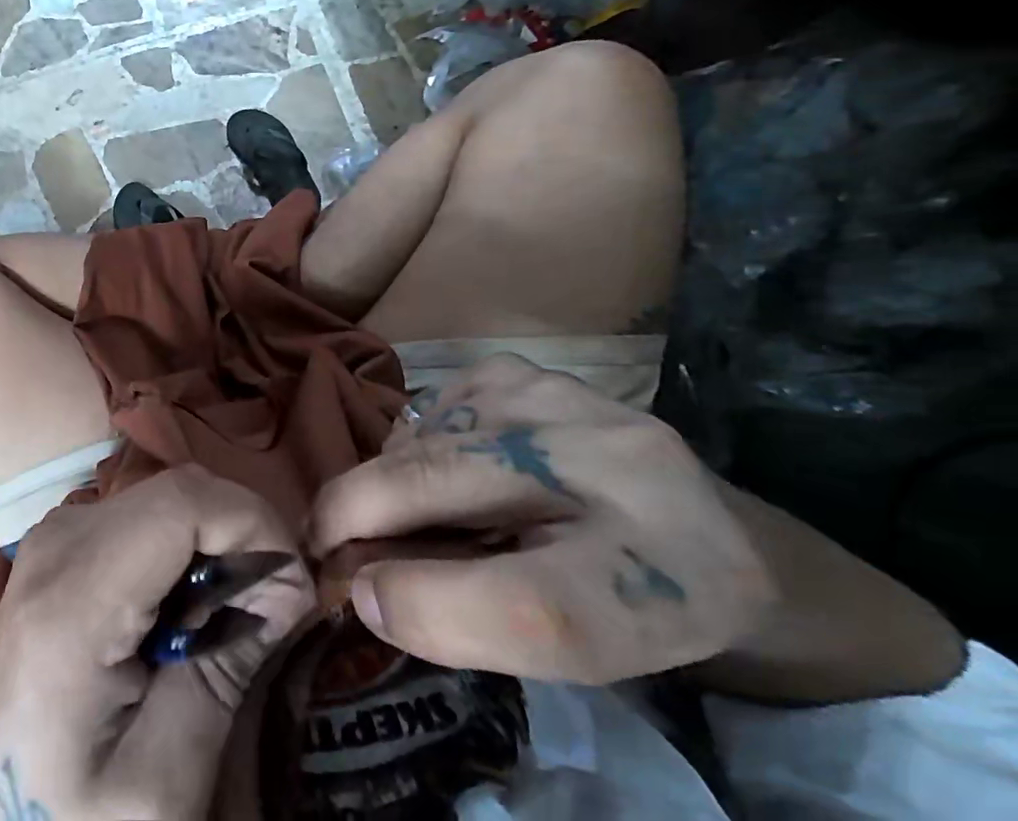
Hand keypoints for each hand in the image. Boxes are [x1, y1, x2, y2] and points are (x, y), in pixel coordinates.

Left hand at [0, 467, 314, 820]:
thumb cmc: (63, 807)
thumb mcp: (160, 775)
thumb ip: (225, 668)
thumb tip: (286, 585)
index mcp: (74, 596)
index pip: (183, 501)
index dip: (255, 528)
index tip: (292, 594)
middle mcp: (59, 539)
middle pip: (180, 491)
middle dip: (243, 538)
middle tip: (269, 615)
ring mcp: (54, 532)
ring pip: (167, 498)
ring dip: (216, 545)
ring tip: (224, 622)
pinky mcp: (60, 540)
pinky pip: (144, 516)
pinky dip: (185, 549)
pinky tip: (182, 611)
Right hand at [309, 353, 775, 683]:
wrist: (698, 528)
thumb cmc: (624, 605)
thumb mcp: (570, 652)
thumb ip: (467, 626)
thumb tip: (359, 585)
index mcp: (660, 576)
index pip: (536, 604)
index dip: (426, 605)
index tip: (362, 600)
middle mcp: (616, 464)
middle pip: (436, 483)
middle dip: (351, 515)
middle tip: (323, 547)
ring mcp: (556, 398)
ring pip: (413, 443)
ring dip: (380, 485)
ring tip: (403, 518)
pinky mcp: (517, 371)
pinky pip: (420, 414)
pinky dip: (406, 451)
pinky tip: (441, 475)